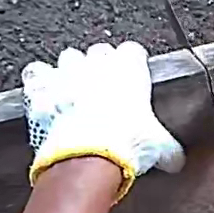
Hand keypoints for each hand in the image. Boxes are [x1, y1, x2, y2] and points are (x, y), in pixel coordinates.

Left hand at [22, 40, 183, 201]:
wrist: (89, 155)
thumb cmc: (126, 142)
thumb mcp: (158, 146)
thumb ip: (168, 148)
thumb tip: (176, 161)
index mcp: (129, 67)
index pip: (133, 52)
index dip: (132, 67)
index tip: (133, 80)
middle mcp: (98, 61)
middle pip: (100, 51)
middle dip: (101, 67)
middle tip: (104, 91)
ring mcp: (68, 71)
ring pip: (69, 58)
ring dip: (71, 71)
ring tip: (75, 92)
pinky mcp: (43, 86)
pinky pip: (37, 73)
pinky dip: (40, 82)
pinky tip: (45, 95)